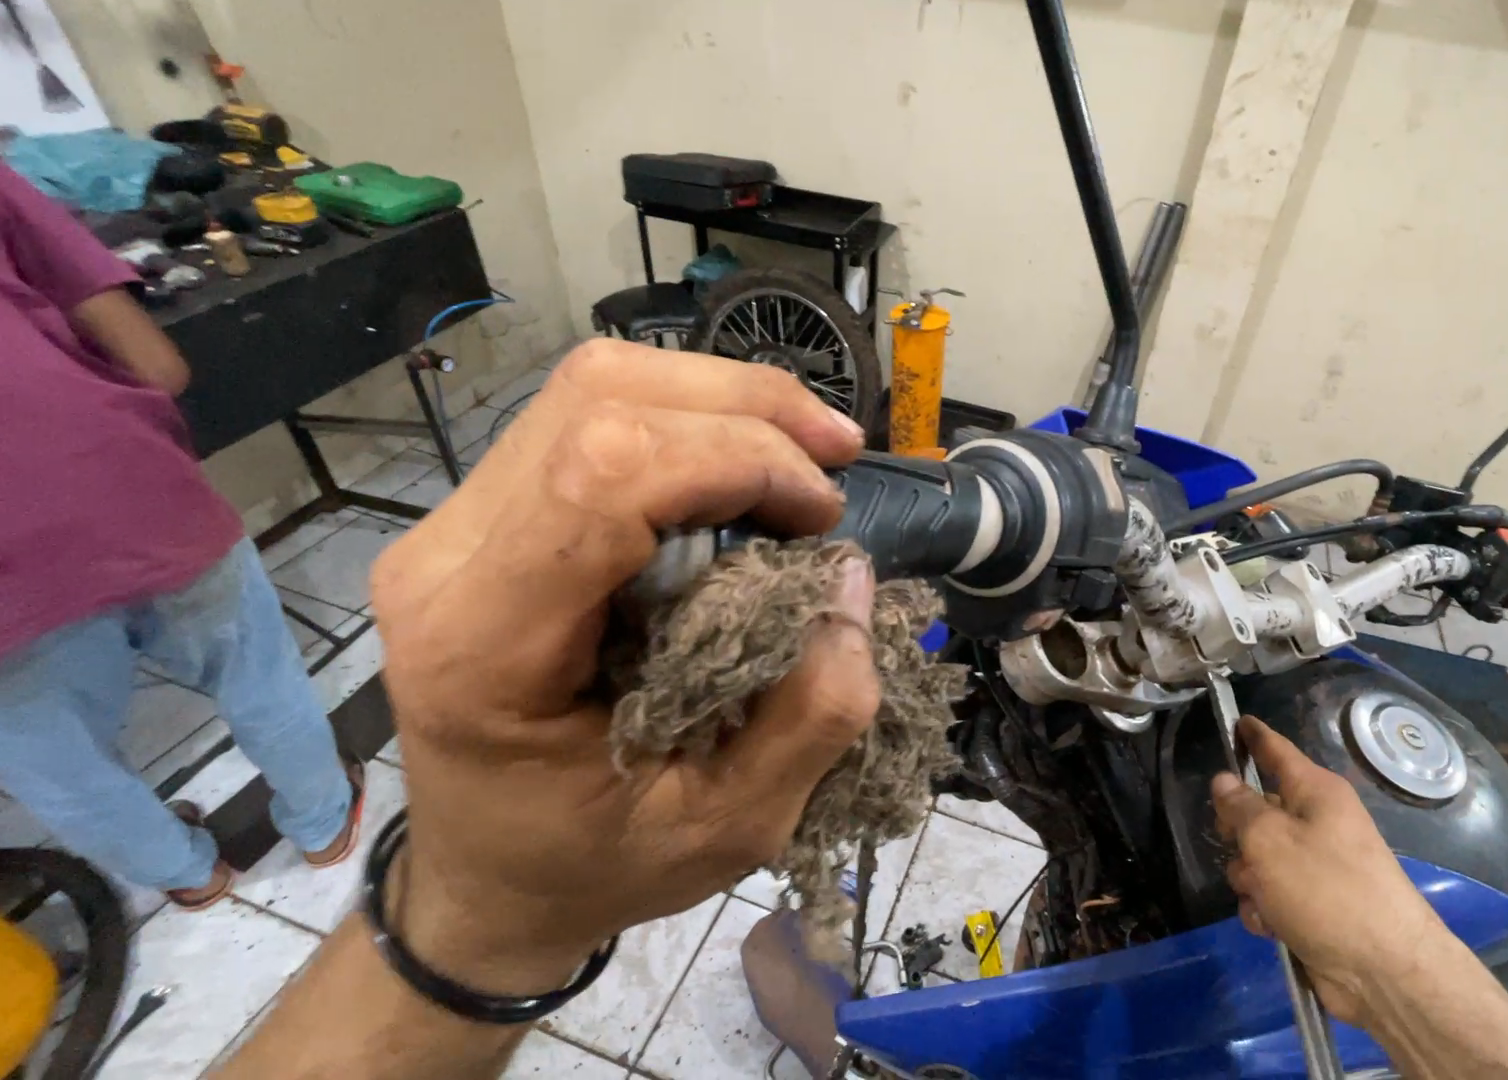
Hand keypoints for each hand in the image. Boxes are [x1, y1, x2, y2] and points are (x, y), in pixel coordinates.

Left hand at [368, 341, 877, 994]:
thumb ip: (812, 717)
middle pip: (600, 399)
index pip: (602, 475)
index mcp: (486, 646)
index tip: (823, 516)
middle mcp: (447, 560)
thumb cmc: (597, 866)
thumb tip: (849, 579)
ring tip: (807, 453)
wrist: (490, 878)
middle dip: (747, 409)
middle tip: (837, 460)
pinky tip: (748, 461)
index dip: (738, 460)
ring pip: (596, 385)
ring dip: (724, 401)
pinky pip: (591, 417)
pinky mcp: (488, 513)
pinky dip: (692, 419)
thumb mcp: (732, 829)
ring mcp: (455, 525)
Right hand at [1211, 718, 1457, 1026]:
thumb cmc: (1326, 888)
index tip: (1236, 721)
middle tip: (1230, 841)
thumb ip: (1239, 807)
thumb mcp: (1269, 838)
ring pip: (1258, 857)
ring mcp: (1318, 866)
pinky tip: (1270, 924)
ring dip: (1249, 877)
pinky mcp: (1314, 906)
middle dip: (1237, 830)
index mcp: (1316, 793)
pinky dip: (1264, 907)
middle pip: (1260, 809)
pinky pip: (1271, 893)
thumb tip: (1224, 781)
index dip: (1254, 736)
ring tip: (1261, 896)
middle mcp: (1319, 823)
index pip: (1277, 752)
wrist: (1383, 971)